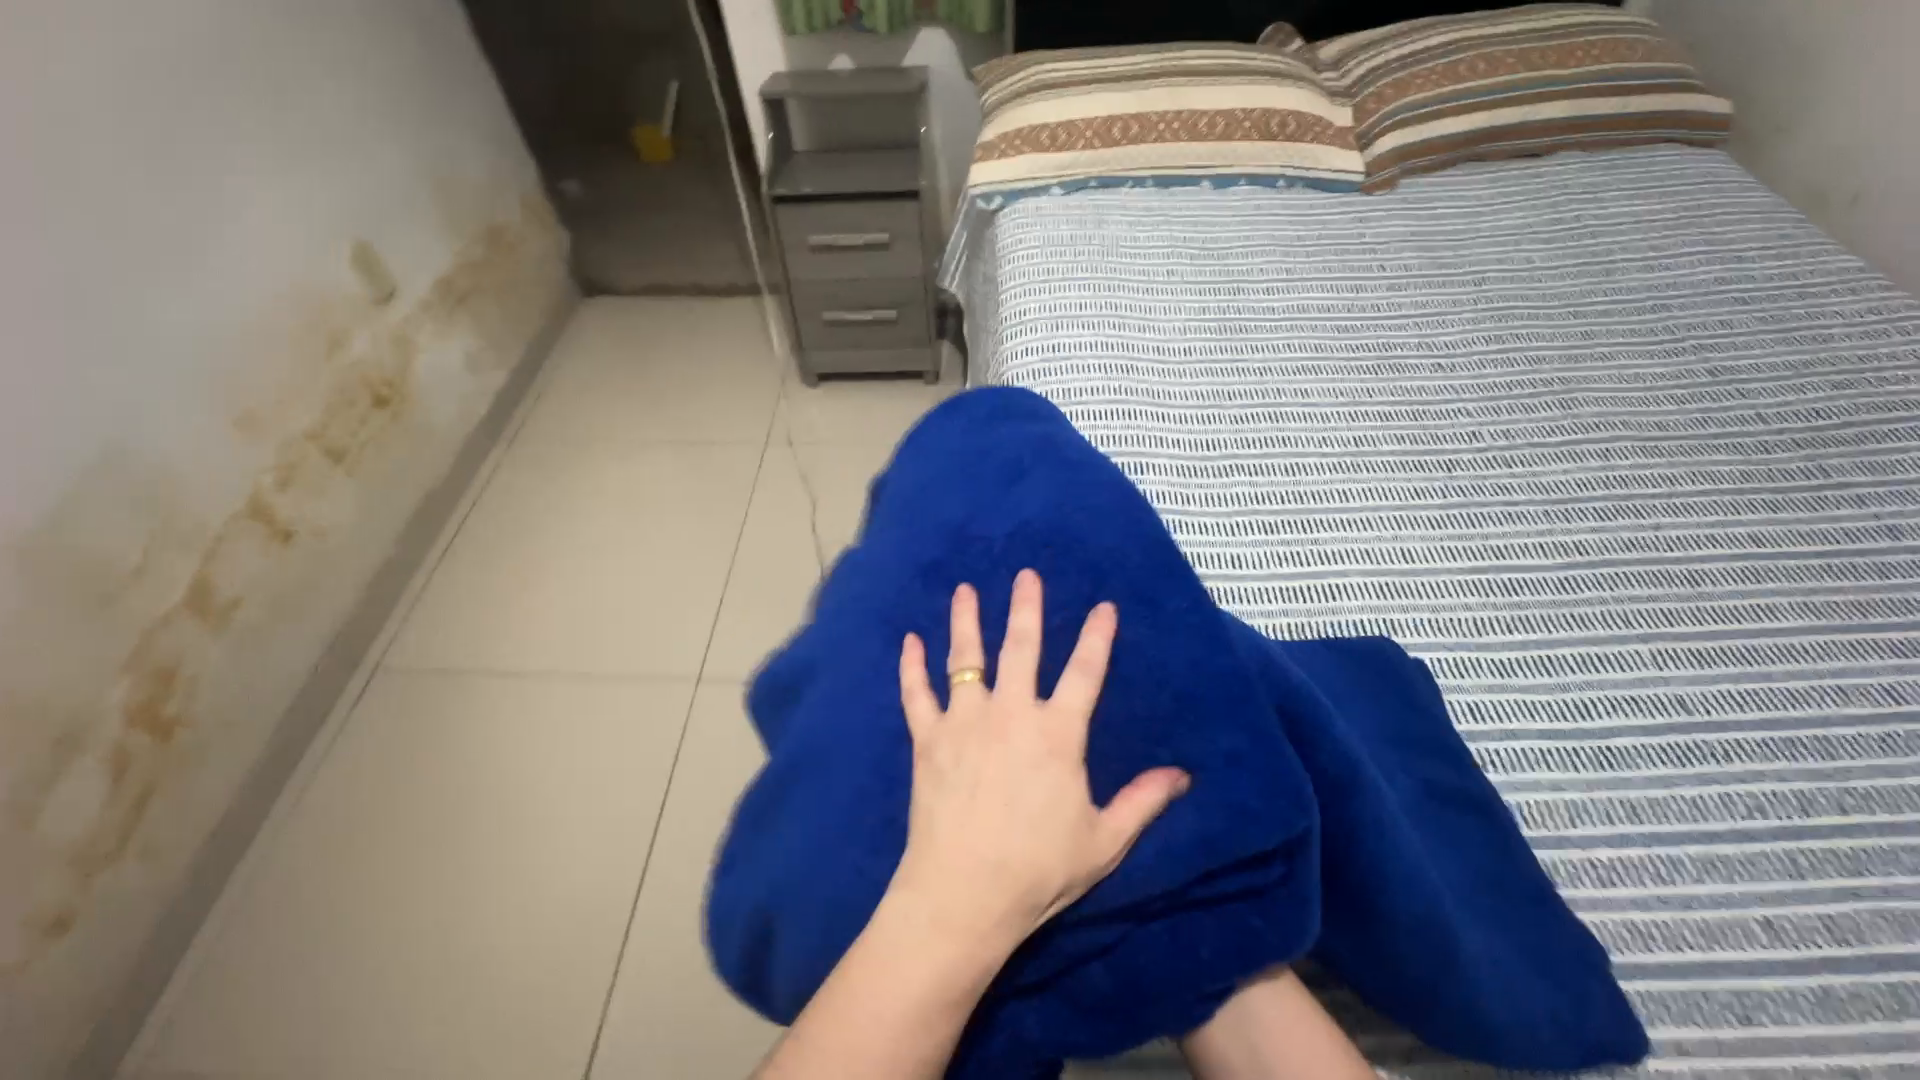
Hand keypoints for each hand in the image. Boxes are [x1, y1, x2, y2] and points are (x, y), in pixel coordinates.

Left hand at [891, 569, 1190, 947]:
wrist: (964, 892)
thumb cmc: (1039, 869)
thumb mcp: (1104, 840)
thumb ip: (1142, 802)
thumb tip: (1181, 775)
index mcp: (1057, 734)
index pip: (1084, 674)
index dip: (1097, 638)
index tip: (1104, 607)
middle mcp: (1010, 714)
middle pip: (1020, 648)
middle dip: (1026, 609)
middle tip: (1026, 575)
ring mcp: (964, 722)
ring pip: (965, 659)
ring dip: (966, 622)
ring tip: (965, 590)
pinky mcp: (927, 740)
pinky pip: (917, 694)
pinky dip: (912, 666)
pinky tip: (909, 641)